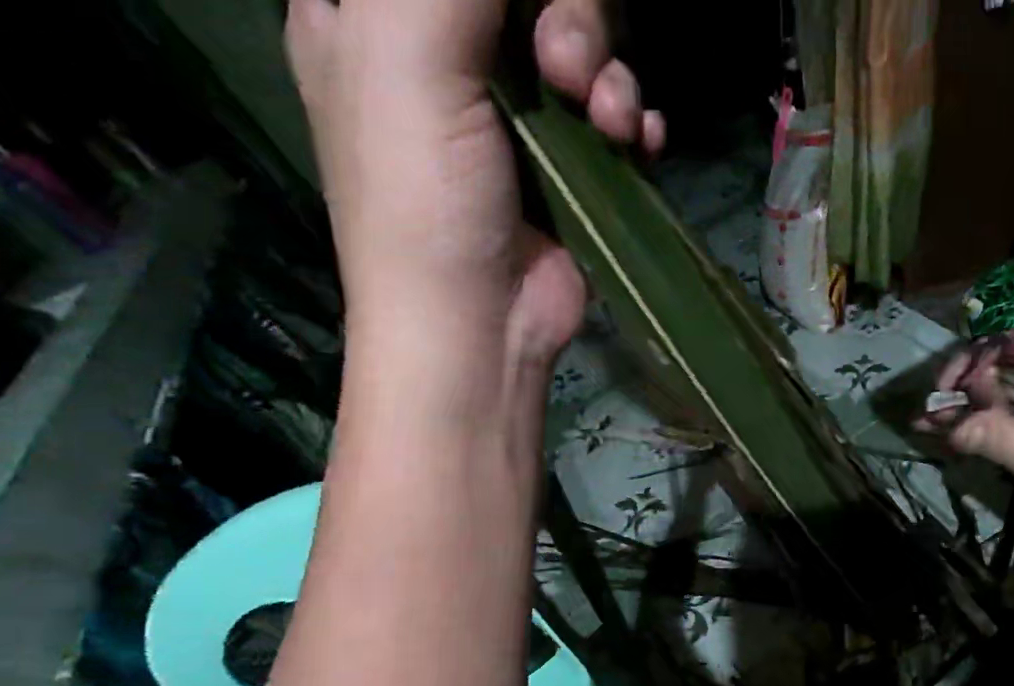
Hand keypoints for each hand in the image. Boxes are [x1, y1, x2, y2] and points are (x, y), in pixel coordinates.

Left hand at [285, 0, 663, 377]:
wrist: (479, 326)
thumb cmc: (420, 195)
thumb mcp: (407, 51)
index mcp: (375, 8)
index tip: (533, 6)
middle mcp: (448, 50)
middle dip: (572, 17)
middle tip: (568, 69)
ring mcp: (517, 112)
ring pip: (588, 43)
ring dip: (613, 76)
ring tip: (609, 125)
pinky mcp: (572, 163)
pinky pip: (619, 109)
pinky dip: (637, 122)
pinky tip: (638, 147)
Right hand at [918, 344, 1013, 561]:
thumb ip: (988, 432)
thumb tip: (940, 421)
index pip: (1010, 348)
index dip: (969, 366)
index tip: (941, 394)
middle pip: (1006, 370)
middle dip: (966, 392)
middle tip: (932, 417)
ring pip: (1008, 396)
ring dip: (973, 412)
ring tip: (934, 428)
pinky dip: (990, 428)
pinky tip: (959, 437)